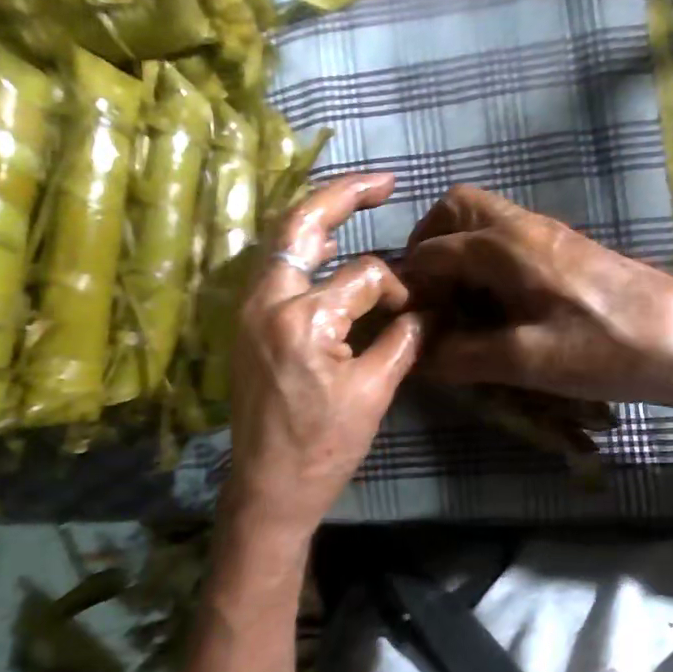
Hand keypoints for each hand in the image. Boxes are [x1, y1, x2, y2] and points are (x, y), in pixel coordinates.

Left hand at [224, 173, 423, 535]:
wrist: (268, 490)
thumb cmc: (323, 449)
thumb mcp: (375, 393)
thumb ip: (403, 338)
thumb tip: (427, 307)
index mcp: (301, 318)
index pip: (363, 275)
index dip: (399, 287)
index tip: (417, 311)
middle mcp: (265, 301)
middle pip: (300, 225)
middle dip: (342, 195)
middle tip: (383, 181)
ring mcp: (247, 312)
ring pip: (280, 244)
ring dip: (317, 220)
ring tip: (355, 205)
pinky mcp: (245, 327)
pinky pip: (273, 272)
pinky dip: (302, 254)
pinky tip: (327, 254)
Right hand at [399, 185, 672, 406]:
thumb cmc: (606, 348)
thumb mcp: (527, 361)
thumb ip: (462, 355)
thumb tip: (415, 357)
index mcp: (506, 247)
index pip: (431, 250)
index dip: (409, 285)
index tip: (404, 322)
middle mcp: (523, 227)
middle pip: (456, 207)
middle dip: (428, 244)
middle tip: (425, 294)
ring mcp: (549, 235)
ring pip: (484, 219)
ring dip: (457, 251)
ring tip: (456, 305)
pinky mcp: (567, 251)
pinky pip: (508, 239)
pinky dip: (484, 261)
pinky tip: (495, 307)